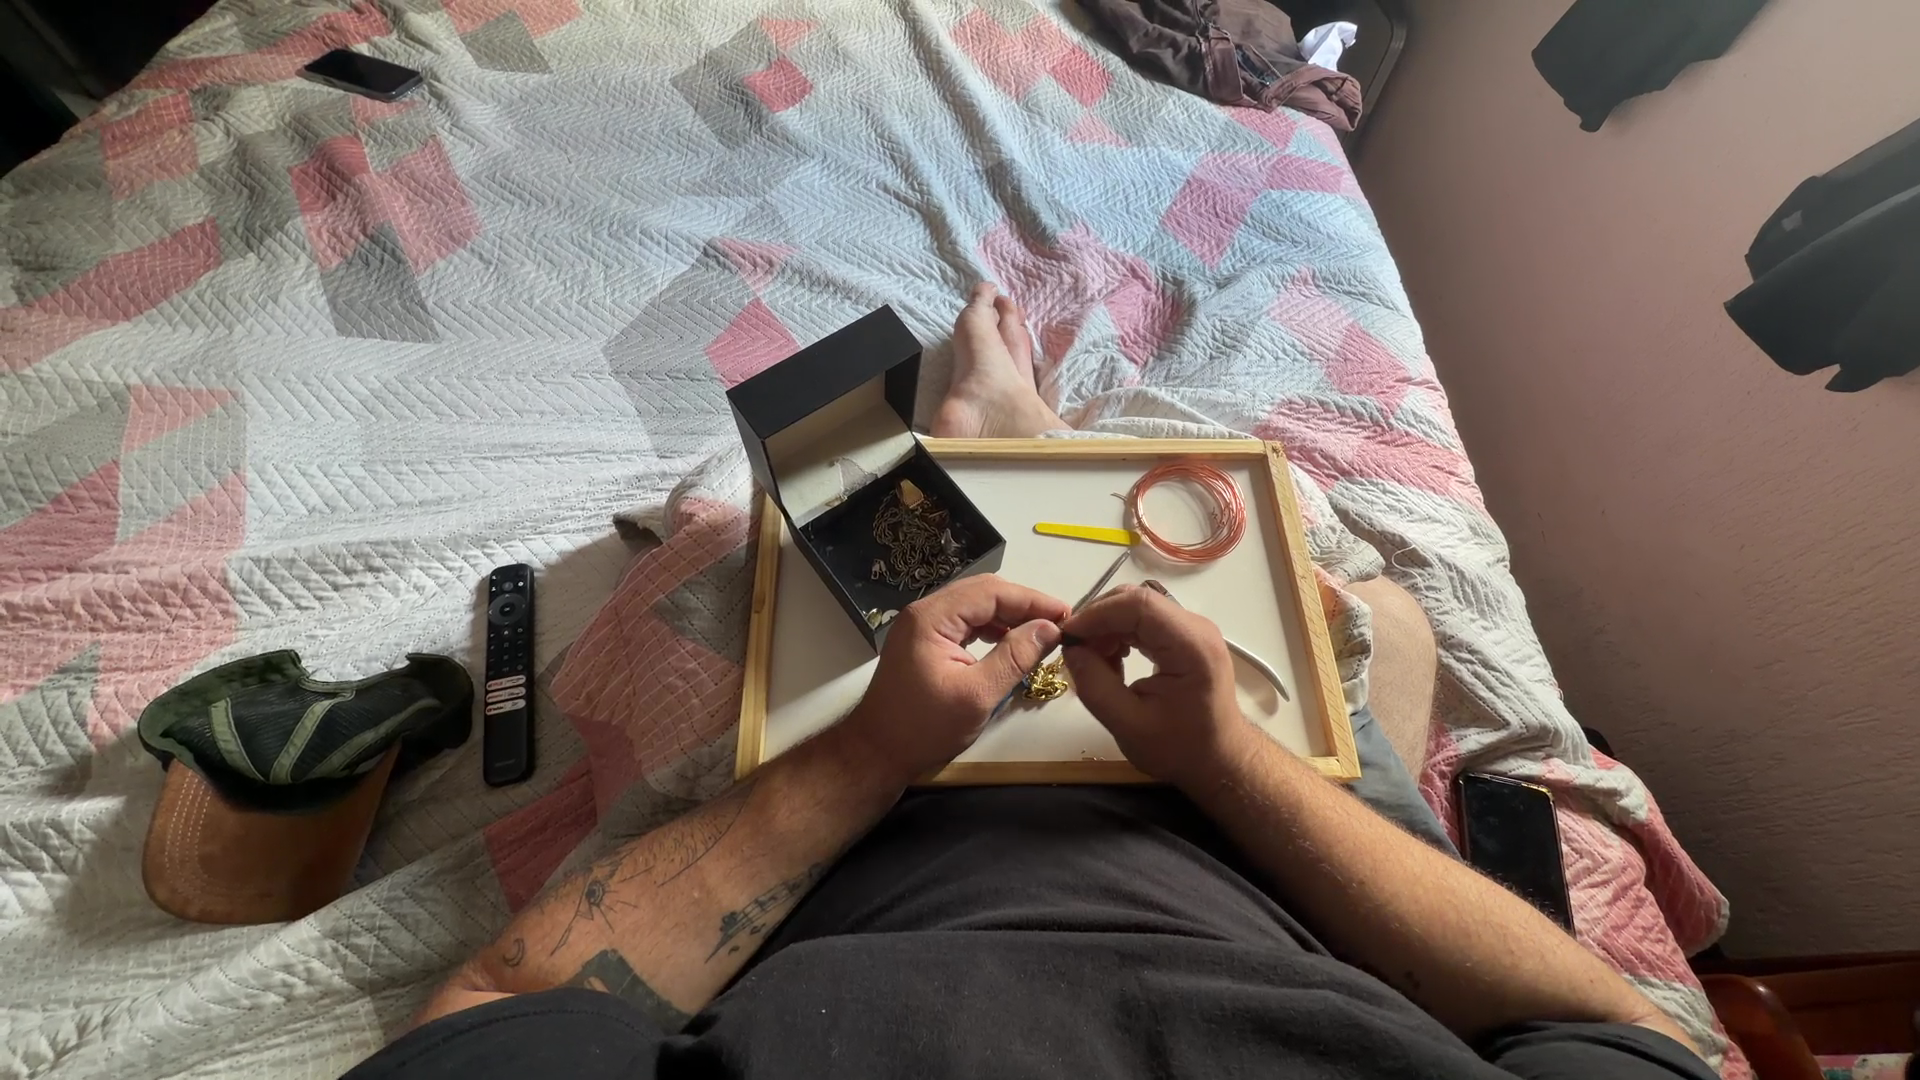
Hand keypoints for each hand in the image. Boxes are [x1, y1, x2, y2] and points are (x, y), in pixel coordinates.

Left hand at [839, 574, 1069, 784]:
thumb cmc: (923, 727)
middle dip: (1022, 604)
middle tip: (1058, 622)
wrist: (877, 752)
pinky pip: (965, 621)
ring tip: (1040, 632)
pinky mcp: (925, 640)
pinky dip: (991, 627)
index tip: (1066, 614)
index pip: (991, 592)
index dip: (1032, 599)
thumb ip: (1014, 657)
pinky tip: (1010, 642)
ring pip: (975, 605)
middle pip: (983, 592)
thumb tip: (1050, 628)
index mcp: (932, 617)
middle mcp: (925, 611)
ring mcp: (922, 624)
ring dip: (1008, 615)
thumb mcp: (976, 695)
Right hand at [1061, 584, 1256, 788]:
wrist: (1219, 759)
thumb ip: (1094, 685)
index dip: (1098, 614)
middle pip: (1137, 600)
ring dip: (1107, 626)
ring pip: (1137, 607)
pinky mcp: (1184, 635)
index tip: (1068, 635)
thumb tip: (1070, 649)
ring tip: (1091, 658)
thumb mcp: (1127, 724)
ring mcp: (1192, 629)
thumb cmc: (1179, 748)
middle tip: (1074, 648)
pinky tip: (1111, 658)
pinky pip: (1144, 620)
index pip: (1139, 606)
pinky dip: (1119, 632)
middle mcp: (1196, 627)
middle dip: (1099, 618)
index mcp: (1191, 647)